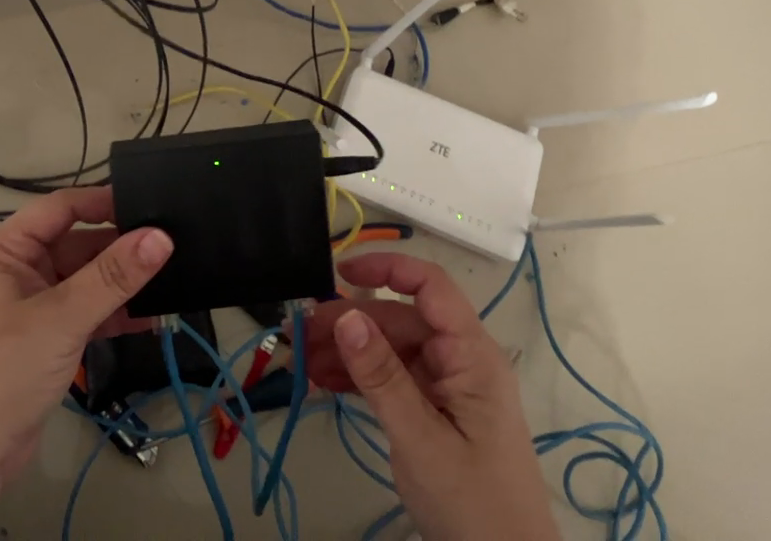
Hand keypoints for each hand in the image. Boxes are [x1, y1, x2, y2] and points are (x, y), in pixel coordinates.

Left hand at [0, 188, 171, 540]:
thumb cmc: (1, 373)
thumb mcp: (61, 320)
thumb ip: (113, 277)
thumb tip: (161, 237)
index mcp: (7, 250)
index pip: (62, 207)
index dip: (105, 201)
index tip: (153, 203)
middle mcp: (19, 270)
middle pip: (79, 244)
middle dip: (123, 249)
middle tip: (177, 248)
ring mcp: (32, 307)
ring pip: (87, 281)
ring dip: (123, 286)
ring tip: (175, 285)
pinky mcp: (45, 339)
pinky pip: (86, 314)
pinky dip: (114, 316)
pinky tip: (152, 321)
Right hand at [306, 253, 559, 540]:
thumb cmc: (473, 502)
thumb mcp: (421, 439)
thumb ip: (382, 376)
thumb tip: (345, 314)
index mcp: (471, 354)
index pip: (431, 286)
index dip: (387, 268)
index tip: (338, 273)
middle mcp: (459, 360)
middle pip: (399, 319)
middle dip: (348, 321)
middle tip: (297, 333)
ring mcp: (445, 386)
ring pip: (389, 349)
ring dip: (345, 350)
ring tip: (300, 359)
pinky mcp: (432, 411)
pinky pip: (390, 379)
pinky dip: (357, 378)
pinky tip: (321, 382)